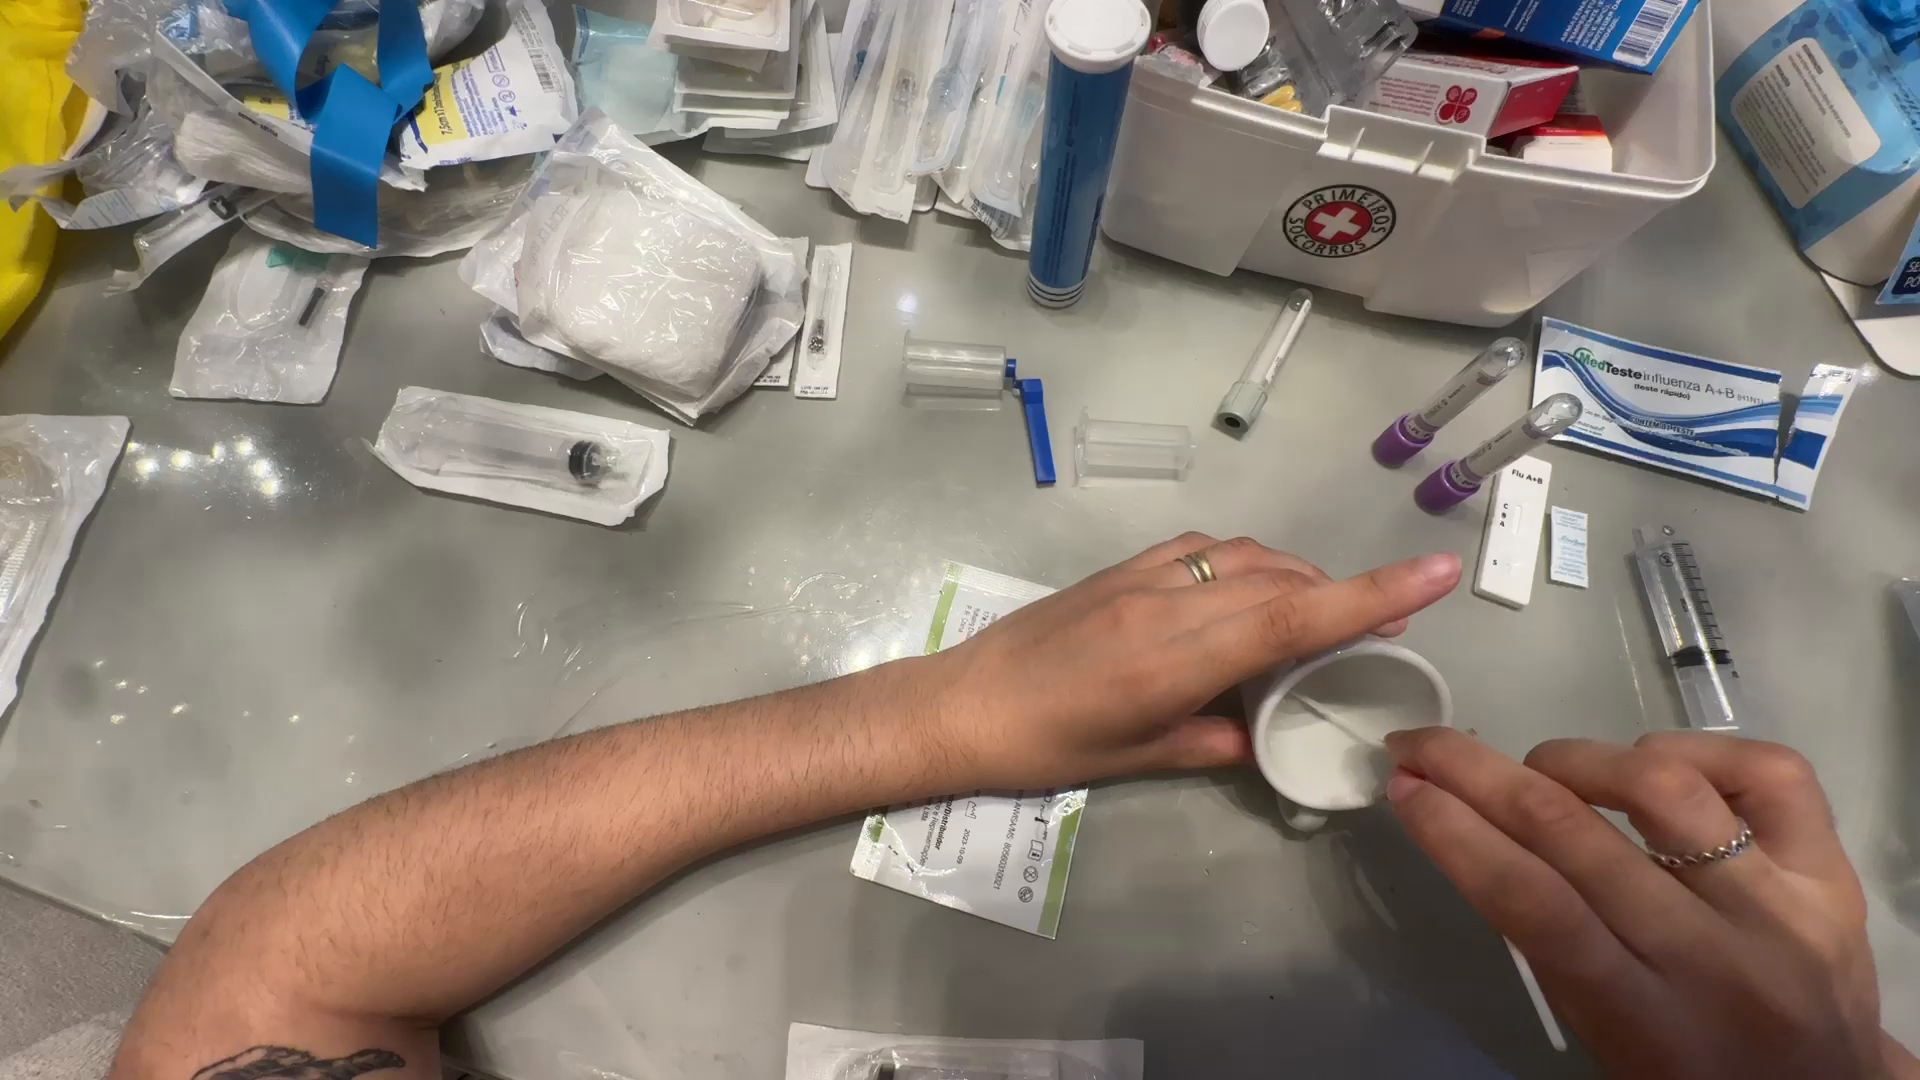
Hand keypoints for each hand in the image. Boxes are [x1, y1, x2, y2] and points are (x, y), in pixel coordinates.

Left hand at [917, 533, 1459, 790]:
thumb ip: (1213, 741)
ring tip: (1310, 608)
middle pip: (1276, 580)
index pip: (1291, 619)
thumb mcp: (1137, 758)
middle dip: (1337, 593)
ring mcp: (1136, 577)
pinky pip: (1197, 549)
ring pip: (1240, 554)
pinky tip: (1240, 587)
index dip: (1370, 594)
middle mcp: (1164, 603)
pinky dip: (1238, 560)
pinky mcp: (1114, 569)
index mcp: (1174, 660)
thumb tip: (1262, 731)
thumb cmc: (1046, 746)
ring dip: (1289, 573)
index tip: (1435, 571)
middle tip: (1372, 623)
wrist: (965, 702)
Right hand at [1385, 728, 1919, 1078]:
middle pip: (1570, 830)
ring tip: (1539, 769)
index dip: (1451, 829)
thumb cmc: (1666, 1056)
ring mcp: (1788, 910)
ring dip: (1565, 758)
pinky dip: (1689, 747)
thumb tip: (1440, 803)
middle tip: (1416, 745)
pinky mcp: (1837, 875)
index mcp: (1643, 1013)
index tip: (1400, 783)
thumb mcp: (1580, 1011)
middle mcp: (1719, 958)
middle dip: (1468, 769)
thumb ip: (1524, 913)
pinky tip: (1648, 762)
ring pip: (1659, 786)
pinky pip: (1769, 773)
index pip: (1530, 900)